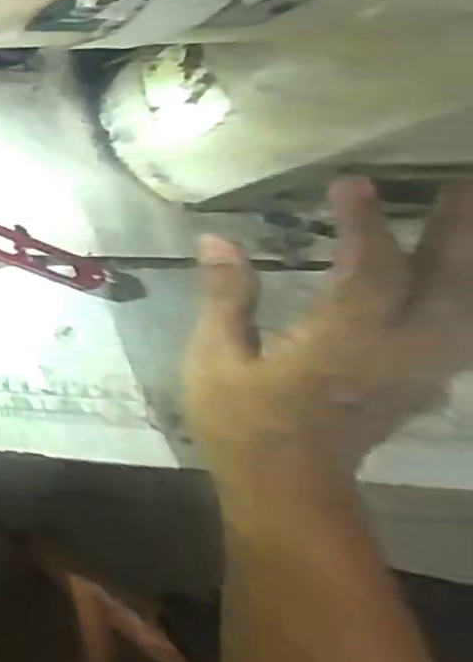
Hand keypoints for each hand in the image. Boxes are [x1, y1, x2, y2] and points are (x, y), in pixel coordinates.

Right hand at [184, 178, 472, 499]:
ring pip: (469, 305)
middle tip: (458, 184)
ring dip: (471, 260)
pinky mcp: (425, 378)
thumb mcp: (214, 355)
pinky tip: (454, 277)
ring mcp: (423, 369)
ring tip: (465, 218)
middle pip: (449, 285)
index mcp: (343, 345)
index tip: (351, 183)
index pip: (369, 273)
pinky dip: (465, 293)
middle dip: (457, 232)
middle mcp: (401, 353)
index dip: (364, 226)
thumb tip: (218, 240)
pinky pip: (461, 326)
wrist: (286, 479)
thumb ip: (226, 297)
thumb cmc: (238, 414)